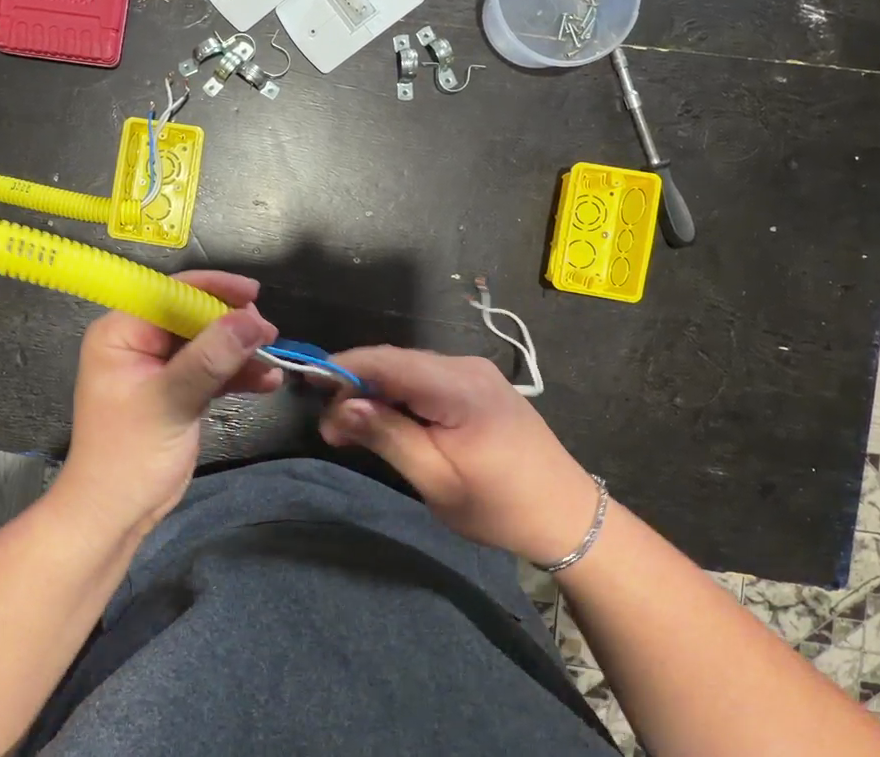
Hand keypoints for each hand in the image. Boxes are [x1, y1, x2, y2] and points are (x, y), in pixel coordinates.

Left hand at [56, 271, 280, 533]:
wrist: (116, 513)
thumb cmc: (129, 454)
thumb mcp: (170, 400)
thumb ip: (210, 358)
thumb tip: (252, 320)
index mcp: (121, 332)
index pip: (169, 294)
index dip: (212, 290)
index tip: (253, 295)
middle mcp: (137, 342)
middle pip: (192, 316)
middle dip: (231, 324)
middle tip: (268, 333)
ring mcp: (158, 367)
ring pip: (206, 343)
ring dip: (240, 351)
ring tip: (274, 359)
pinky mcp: (177, 390)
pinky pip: (210, 370)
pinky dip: (237, 374)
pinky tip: (267, 381)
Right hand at [319, 346, 598, 564]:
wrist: (570, 517)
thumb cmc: (501, 507)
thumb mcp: (437, 481)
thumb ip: (388, 437)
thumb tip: (341, 407)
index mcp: (460, 388)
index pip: (387, 361)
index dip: (343, 369)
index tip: (309, 390)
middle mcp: (467, 368)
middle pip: (395, 363)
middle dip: (357, 389)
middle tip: (333, 431)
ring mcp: (476, 374)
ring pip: (408, 371)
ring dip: (377, 395)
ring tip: (356, 432)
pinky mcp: (480, 386)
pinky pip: (426, 380)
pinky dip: (400, 398)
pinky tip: (391, 424)